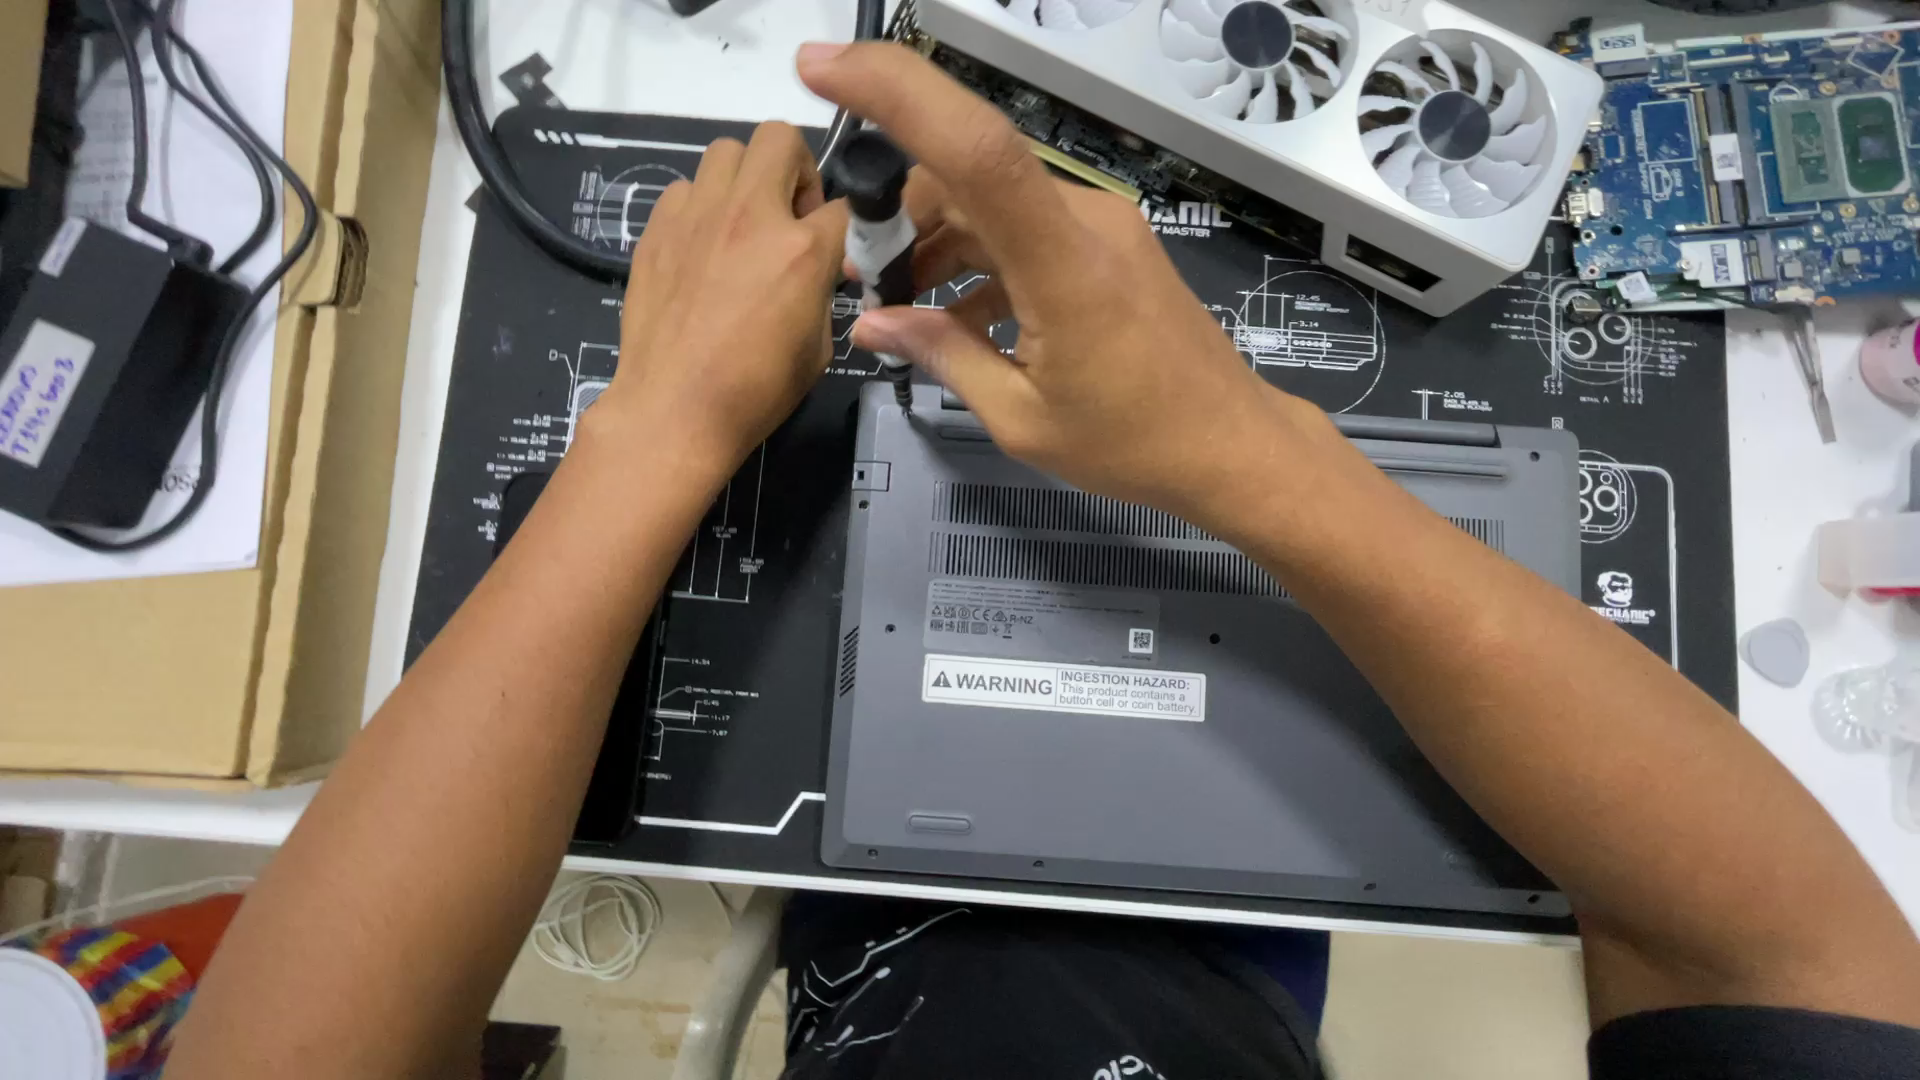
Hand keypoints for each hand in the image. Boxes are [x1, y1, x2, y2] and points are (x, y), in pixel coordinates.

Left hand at [593, 122, 849, 473]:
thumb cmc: (757, 391)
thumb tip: (817, 272)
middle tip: (791, 218)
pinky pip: (686, 189)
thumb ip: (822, 294)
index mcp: (802, 251)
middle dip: (797, 170)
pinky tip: (702, 249)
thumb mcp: (818, 349)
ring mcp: (697, 216)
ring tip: (743, 227)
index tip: (837, 251)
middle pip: (780, 137)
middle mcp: (751, 215)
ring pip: (726, 151)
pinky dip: (702, 208)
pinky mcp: (657, 228)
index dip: (847, 227)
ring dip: (746, 180)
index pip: (844, 206)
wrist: (677, 408)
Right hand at [797, 43, 1341, 528]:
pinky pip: (1027, 230)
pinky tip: (961, 314)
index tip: (821, 67)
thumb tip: (874, 323)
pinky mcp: (1109, 246)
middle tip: (866, 277)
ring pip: (994, 201)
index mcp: (1063, 263)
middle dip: (901, 211)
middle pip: (968, 172)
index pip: (975, 145)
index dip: (894, 92)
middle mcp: (1085, 221)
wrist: (1229, 446)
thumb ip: (944, 357)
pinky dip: (983, 257)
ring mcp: (1102, 227)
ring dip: (940, 238)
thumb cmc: (1132, 444)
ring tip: (904, 303)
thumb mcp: (1021, 417)